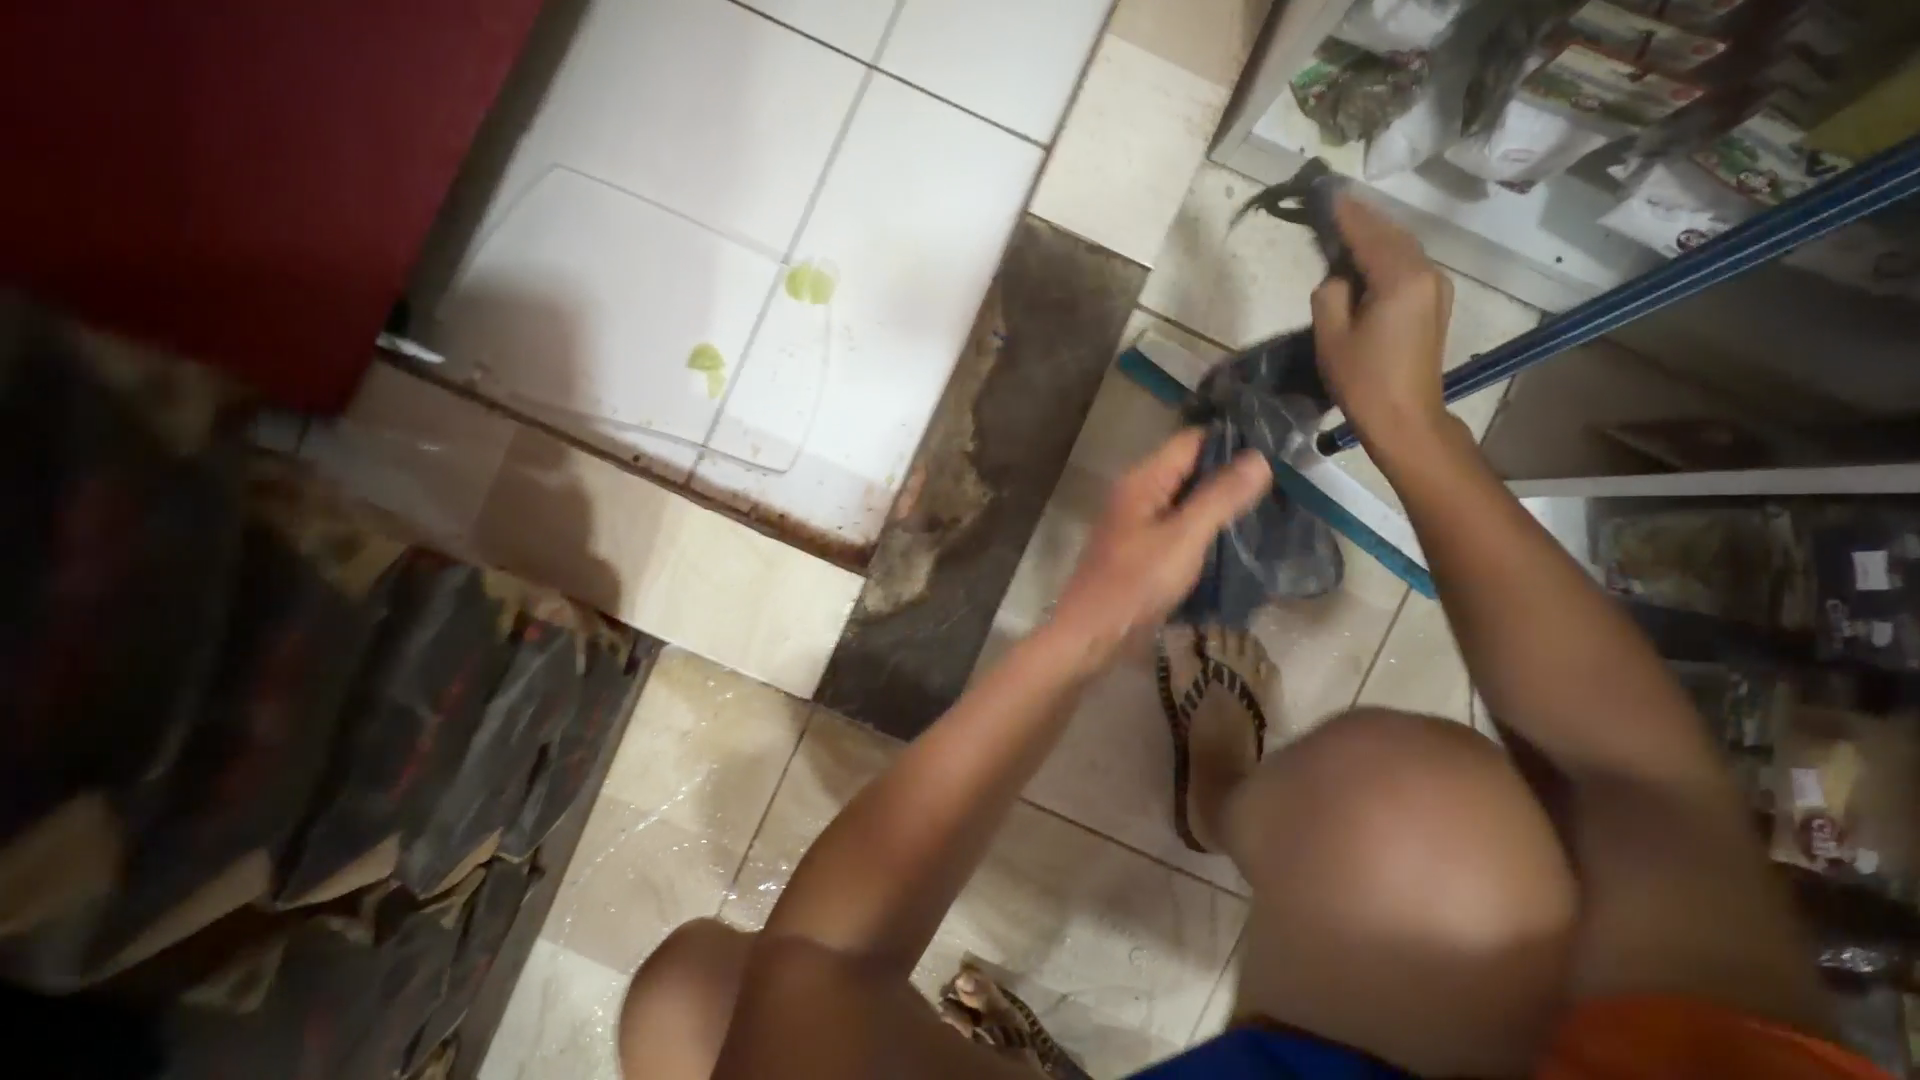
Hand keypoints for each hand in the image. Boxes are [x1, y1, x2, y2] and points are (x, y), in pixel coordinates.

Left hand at [1048, 429, 1270, 669]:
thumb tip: (1259, 457)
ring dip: (1220, 504)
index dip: (1232, 441)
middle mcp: (1137, 494)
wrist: (1092, 635)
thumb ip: (1220, 497)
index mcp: (1143, 480)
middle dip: (1231, 474)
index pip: (1192, 441)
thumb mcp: (1184, 538)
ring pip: (1186, 501)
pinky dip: (1205, 529)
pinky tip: (1236, 539)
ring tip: (1269, 507)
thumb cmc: (1135, 584)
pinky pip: (1180, 527)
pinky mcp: (1142, 551)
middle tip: (1282, 481)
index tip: (1277, 449)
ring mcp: (1138, 524)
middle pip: (1190, 469)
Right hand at [1311, 196, 1453, 451]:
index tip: (1325, 193)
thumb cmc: (1363, 381)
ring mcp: (1436, 288)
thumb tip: (1340, 278)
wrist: (1406, 419)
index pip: (1368, 233)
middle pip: (1391, 234)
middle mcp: (1426, 273)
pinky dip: (1384, 256)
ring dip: (1374, 237)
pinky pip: (1406, 266)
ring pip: (1401, 248)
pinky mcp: (1434, 304)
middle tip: (1332, 206)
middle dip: (1362, 219)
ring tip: (1344, 228)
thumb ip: (1330, 293)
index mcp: (1401, 278)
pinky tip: (1364, 260)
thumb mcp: (1331, 335)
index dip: (1345, 213)